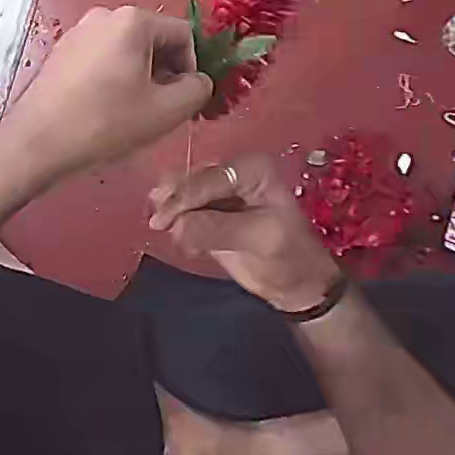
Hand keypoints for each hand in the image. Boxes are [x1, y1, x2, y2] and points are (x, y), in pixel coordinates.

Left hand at [0, 6, 210, 184]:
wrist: (37, 142)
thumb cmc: (105, 122)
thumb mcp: (166, 111)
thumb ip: (197, 89)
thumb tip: (200, 81)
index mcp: (133, 20)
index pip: (183, 35)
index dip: (192, 68)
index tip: (185, 100)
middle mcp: (105, 15)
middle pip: (155, 39)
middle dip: (166, 72)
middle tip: (163, 109)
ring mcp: (79, 31)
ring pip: (128, 50)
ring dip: (142, 76)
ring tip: (134, 112)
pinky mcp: (62, 51)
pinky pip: (103, 57)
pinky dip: (115, 77)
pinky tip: (107, 109)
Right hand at [149, 155, 341, 311]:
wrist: (298, 286)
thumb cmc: (289, 256)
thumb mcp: (259, 238)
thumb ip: (216, 229)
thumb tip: (176, 226)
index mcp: (251, 169)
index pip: (209, 177)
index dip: (184, 196)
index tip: (163, 218)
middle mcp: (233, 173)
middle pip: (191, 180)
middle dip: (173, 201)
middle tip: (157, 223)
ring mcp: (220, 192)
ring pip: (183, 193)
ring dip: (170, 211)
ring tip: (162, 228)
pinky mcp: (209, 213)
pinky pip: (184, 210)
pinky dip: (175, 221)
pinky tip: (176, 236)